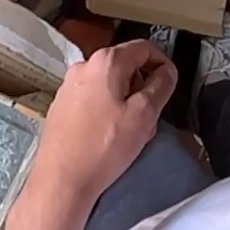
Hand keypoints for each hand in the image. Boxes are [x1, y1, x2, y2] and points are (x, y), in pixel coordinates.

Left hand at [28, 41, 176, 205]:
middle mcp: (84, 65)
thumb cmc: (104, 148)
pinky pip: (92, 97)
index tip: (170, 84)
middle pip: (125, 64)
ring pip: (109, 83)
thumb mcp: (144, 116)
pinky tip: (108, 135)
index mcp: (106, 61)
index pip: (144, 48)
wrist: (60, 182)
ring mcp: (69, 85)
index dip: (162, 63)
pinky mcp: (60, 105)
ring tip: (130, 130)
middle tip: (150, 114)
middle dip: (142, 85)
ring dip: (125, 99)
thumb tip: (168, 71)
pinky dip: (106, 108)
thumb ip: (161, 86)